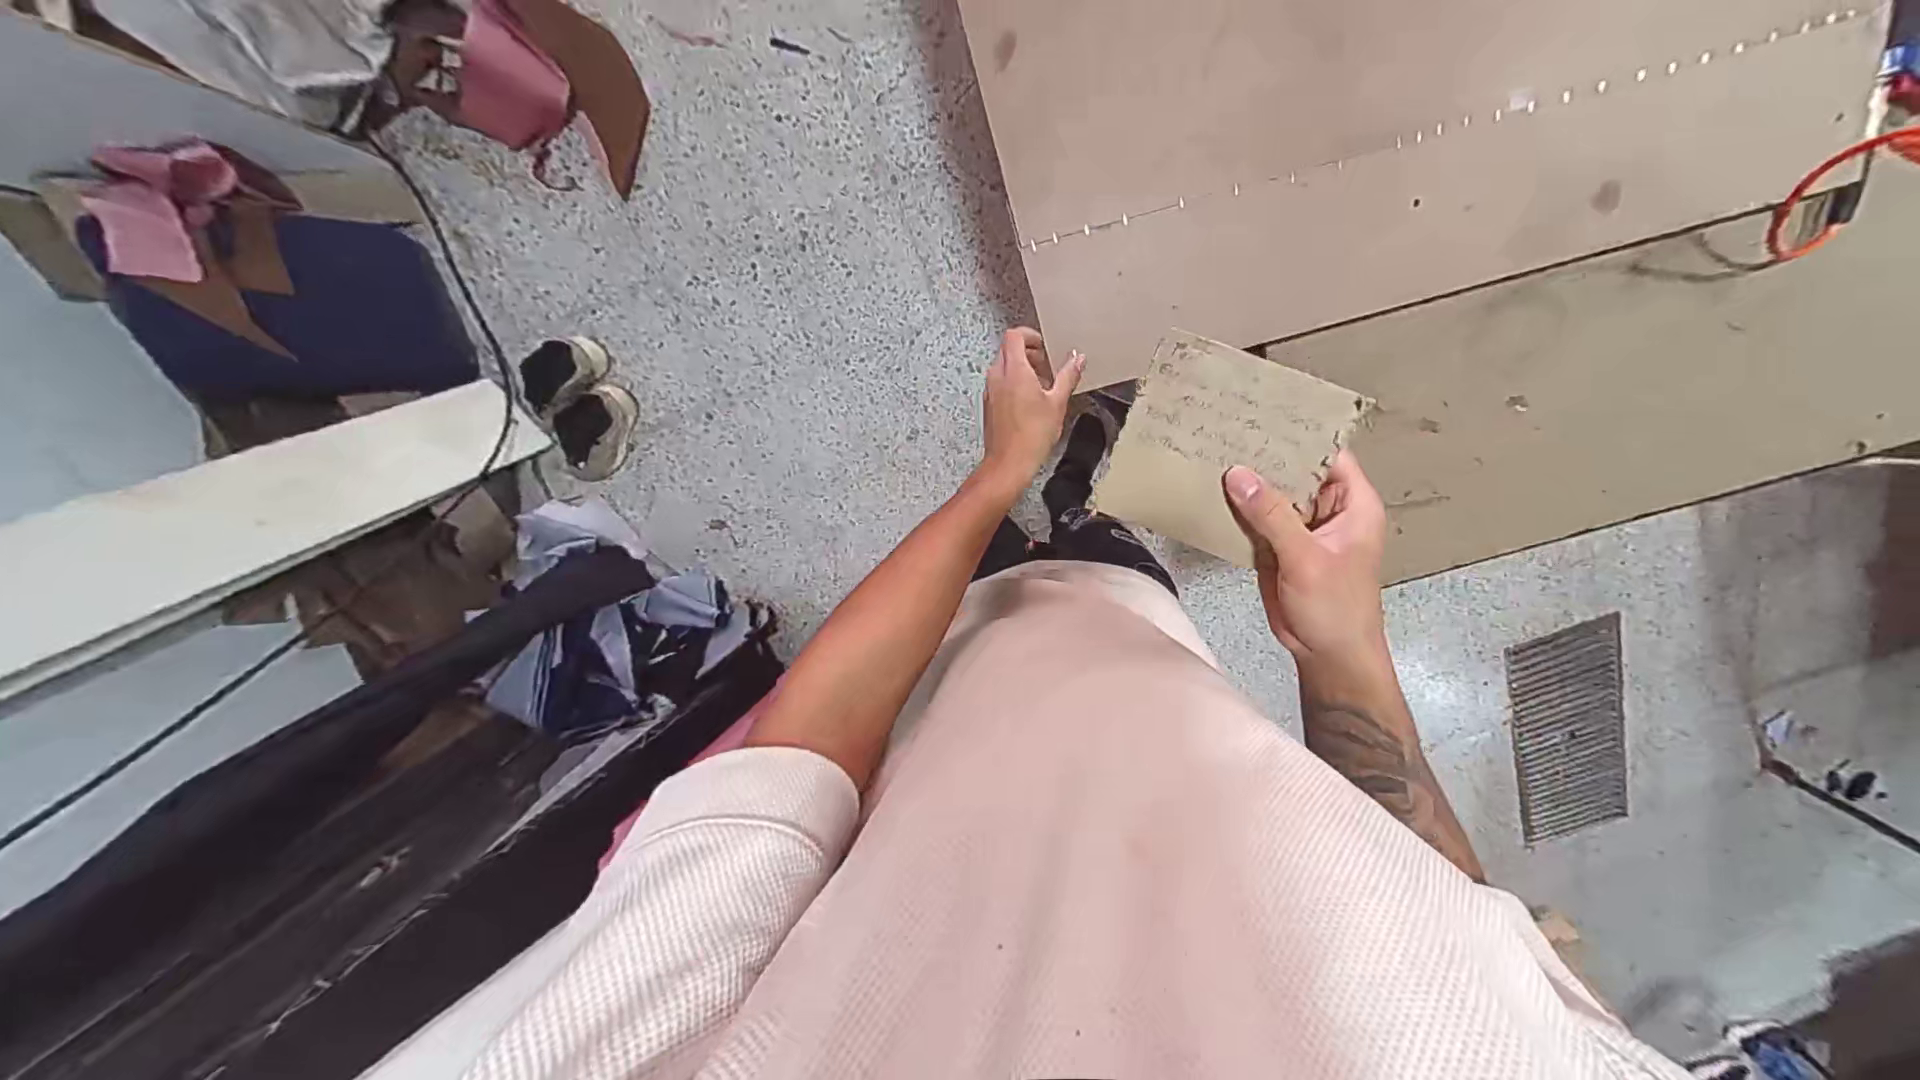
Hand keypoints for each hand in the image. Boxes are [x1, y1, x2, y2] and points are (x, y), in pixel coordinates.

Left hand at [979, 327, 1083, 493]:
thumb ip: (1068, 376)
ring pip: (1003, 366)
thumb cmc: (1031, 436)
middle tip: (1046, 364)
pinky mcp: (989, 405)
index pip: (1014, 335)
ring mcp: (990, 391)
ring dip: (1021, 368)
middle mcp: (997, 377)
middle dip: (1028, 352)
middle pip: (1008, 349)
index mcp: (1014, 370)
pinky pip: (1000, 383)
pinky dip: (1013, 383)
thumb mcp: (1058, 403)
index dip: (1030, 335)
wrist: (1009, 463)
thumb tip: (1077, 360)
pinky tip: (1029, 400)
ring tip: (1041, 384)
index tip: (1043, 344)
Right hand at [1222, 451, 1388, 674]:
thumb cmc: (1335, 607)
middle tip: (1226, 429)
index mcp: (1352, 504)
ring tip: (1211, 451)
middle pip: (1294, 472)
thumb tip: (1238, 474)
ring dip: (1246, 481)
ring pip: (1271, 494)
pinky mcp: (1276, 547)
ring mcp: (1299, 529)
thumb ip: (1272, 515)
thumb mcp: (1307, 557)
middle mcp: (1326, 510)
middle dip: (1264, 455)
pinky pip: (1254, 519)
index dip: (1300, 434)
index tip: (1264, 414)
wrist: (1326, 654)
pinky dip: (1235, 509)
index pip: (1328, 455)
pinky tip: (1210, 492)